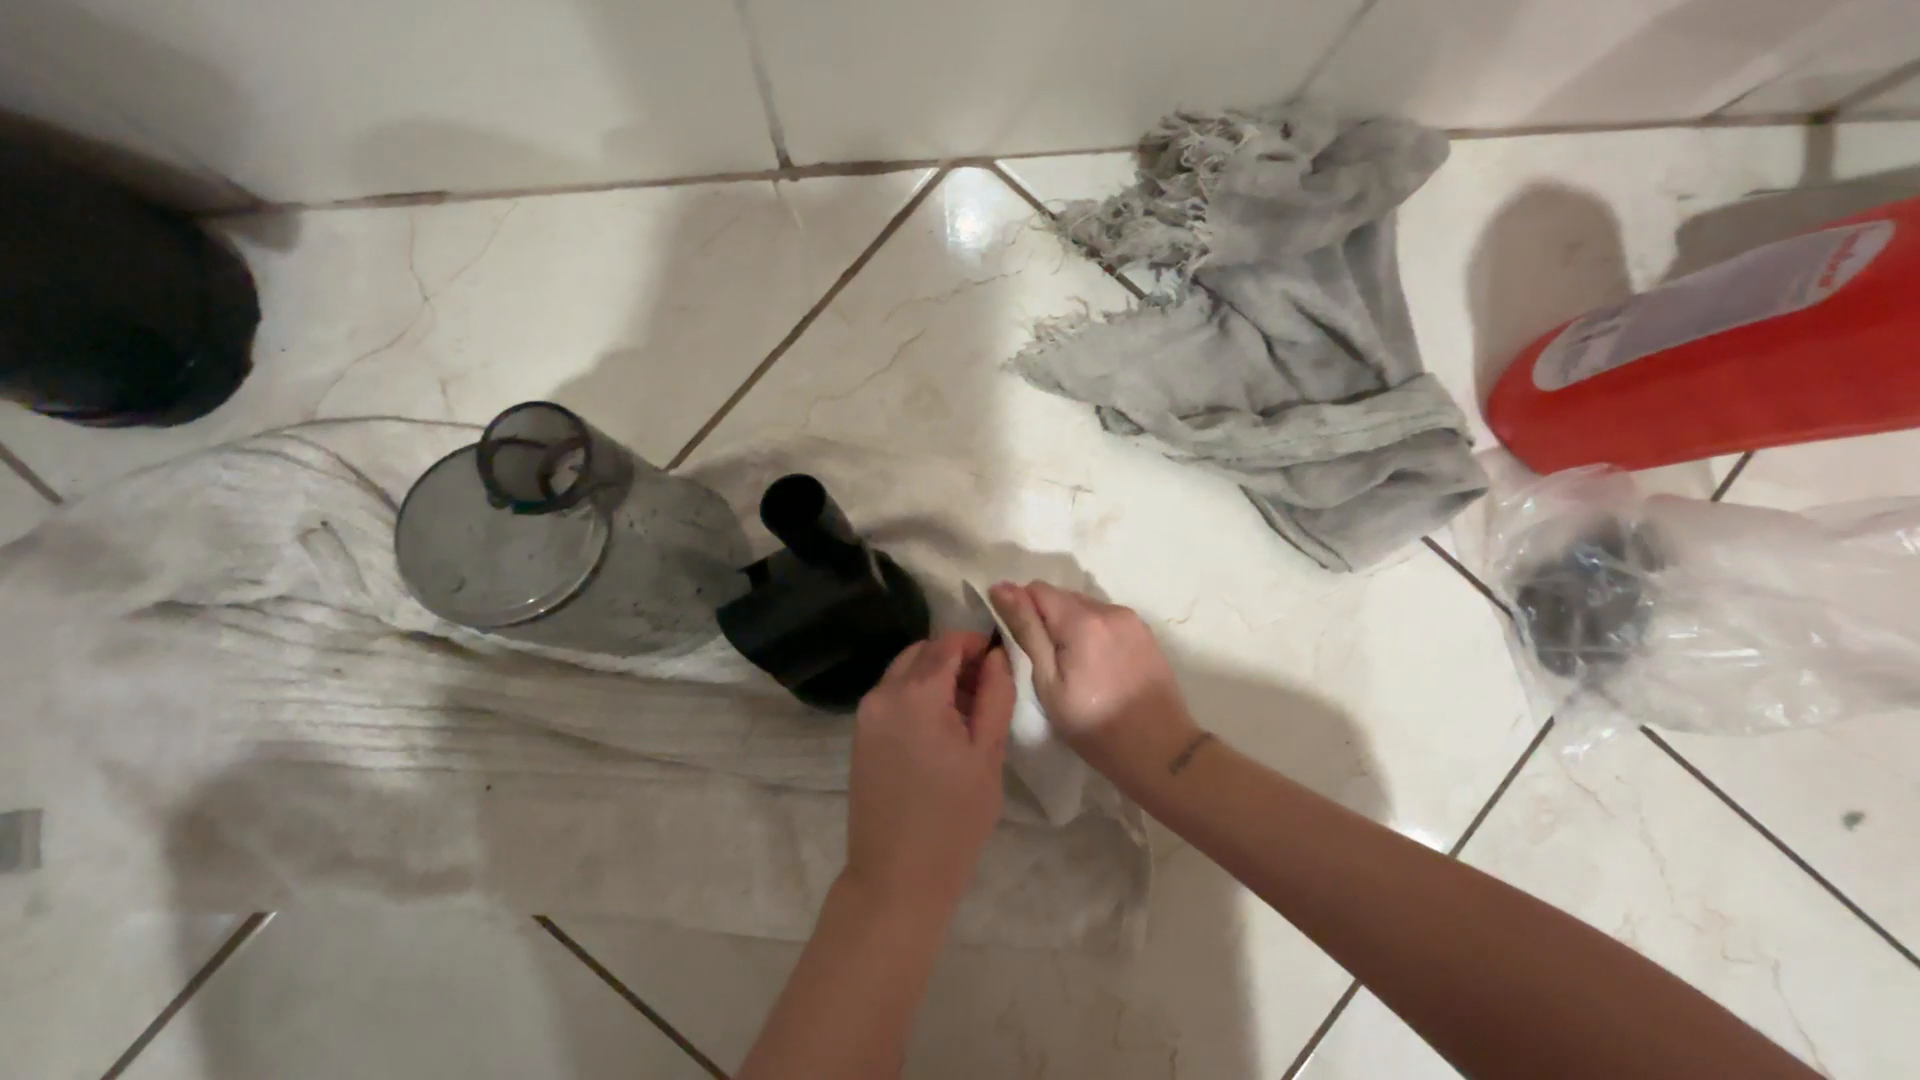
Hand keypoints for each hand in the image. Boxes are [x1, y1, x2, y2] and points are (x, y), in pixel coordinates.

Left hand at [843, 631, 1014, 913]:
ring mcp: (866, 715)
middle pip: (922, 653)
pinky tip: (941, 729)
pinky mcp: (861, 735)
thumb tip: (997, 655)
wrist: (896, 877)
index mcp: (916, 694)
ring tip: (968, 713)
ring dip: (935, 677)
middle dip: (956, 659)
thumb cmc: (954, 818)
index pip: (947, 643)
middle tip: (988, 689)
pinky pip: (892, 697)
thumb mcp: (986, 754)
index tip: (1001, 660)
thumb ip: (995, 696)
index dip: (976, 643)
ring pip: (905, 672)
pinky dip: (917, 697)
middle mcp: (883, 694)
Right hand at [988, 581, 1192, 750]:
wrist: (1159, 750)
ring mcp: (1132, 620)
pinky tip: (1096, 666)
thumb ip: (1027, 631)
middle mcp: (1109, 609)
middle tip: (1044, 660)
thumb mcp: (1049, 684)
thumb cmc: (1093, 725)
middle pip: (1063, 596)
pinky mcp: (1146, 633)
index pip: (1037, 589)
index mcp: (1082, 621)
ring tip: (1072, 666)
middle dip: (1046, 618)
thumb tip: (1002, 589)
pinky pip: (1107, 620)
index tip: (1016, 638)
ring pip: (1086, 607)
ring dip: (1070, 625)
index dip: (1019, 608)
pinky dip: (1093, 633)